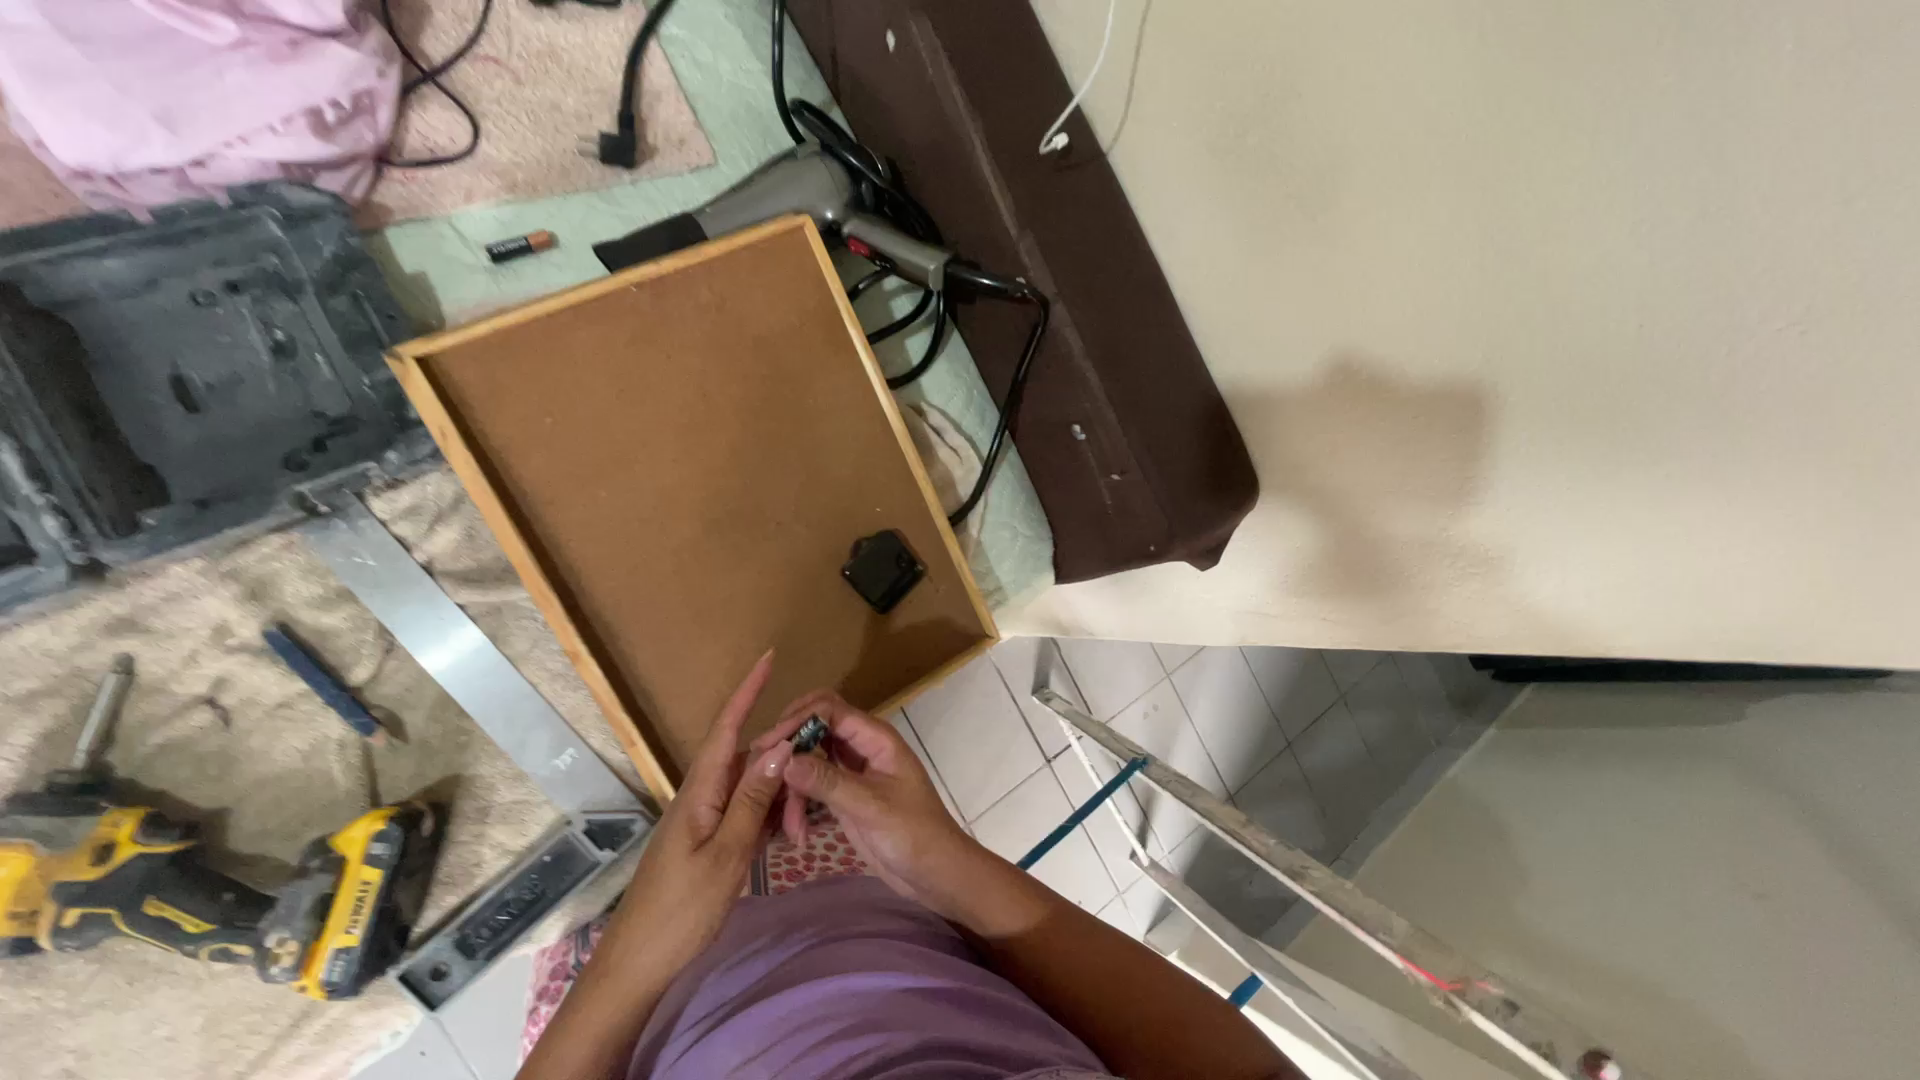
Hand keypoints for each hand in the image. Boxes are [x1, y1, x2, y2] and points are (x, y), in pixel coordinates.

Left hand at [601, 651, 791, 978]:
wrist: (639, 962)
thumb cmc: (680, 909)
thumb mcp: (726, 855)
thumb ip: (753, 801)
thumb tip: (779, 748)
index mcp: (700, 791)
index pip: (726, 728)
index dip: (747, 692)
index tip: (768, 659)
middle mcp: (701, 796)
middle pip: (746, 756)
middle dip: (781, 752)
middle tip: (816, 756)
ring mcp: (704, 820)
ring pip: (750, 786)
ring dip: (779, 791)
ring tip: (806, 808)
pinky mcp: (709, 841)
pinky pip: (746, 813)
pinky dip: (770, 814)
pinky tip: (792, 825)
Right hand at [751, 690, 987, 921]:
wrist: (936, 873)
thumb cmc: (914, 834)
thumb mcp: (870, 807)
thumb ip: (828, 782)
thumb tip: (783, 760)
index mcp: (876, 738)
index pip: (829, 709)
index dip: (797, 719)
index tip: (768, 745)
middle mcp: (863, 747)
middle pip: (816, 727)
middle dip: (789, 747)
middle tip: (761, 772)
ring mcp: (853, 771)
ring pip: (810, 759)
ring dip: (794, 786)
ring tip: (788, 825)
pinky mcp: (845, 795)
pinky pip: (813, 785)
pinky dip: (801, 802)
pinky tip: (796, 832)